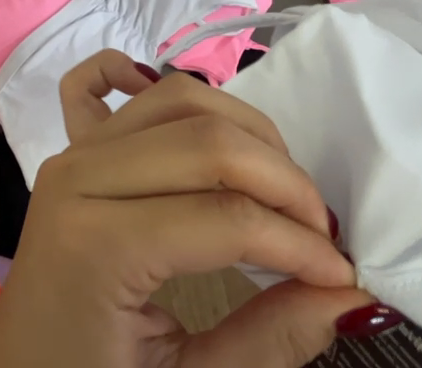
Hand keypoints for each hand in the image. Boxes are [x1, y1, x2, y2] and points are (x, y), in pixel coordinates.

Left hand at [0, 51, 369, 366]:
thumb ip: (267, 341)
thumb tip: (351, 298)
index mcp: (98, 245)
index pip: (225, 218)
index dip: (300, 244)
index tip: (345, 277)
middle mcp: (79, 176)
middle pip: (207, 142)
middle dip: (284, 182)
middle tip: (322, 234)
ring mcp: (72, 152)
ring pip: (176, 99)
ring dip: (243, 130)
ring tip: (280, 187)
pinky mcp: (71, 146)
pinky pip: (100, 85)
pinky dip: (144, 79)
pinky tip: (189, 114)